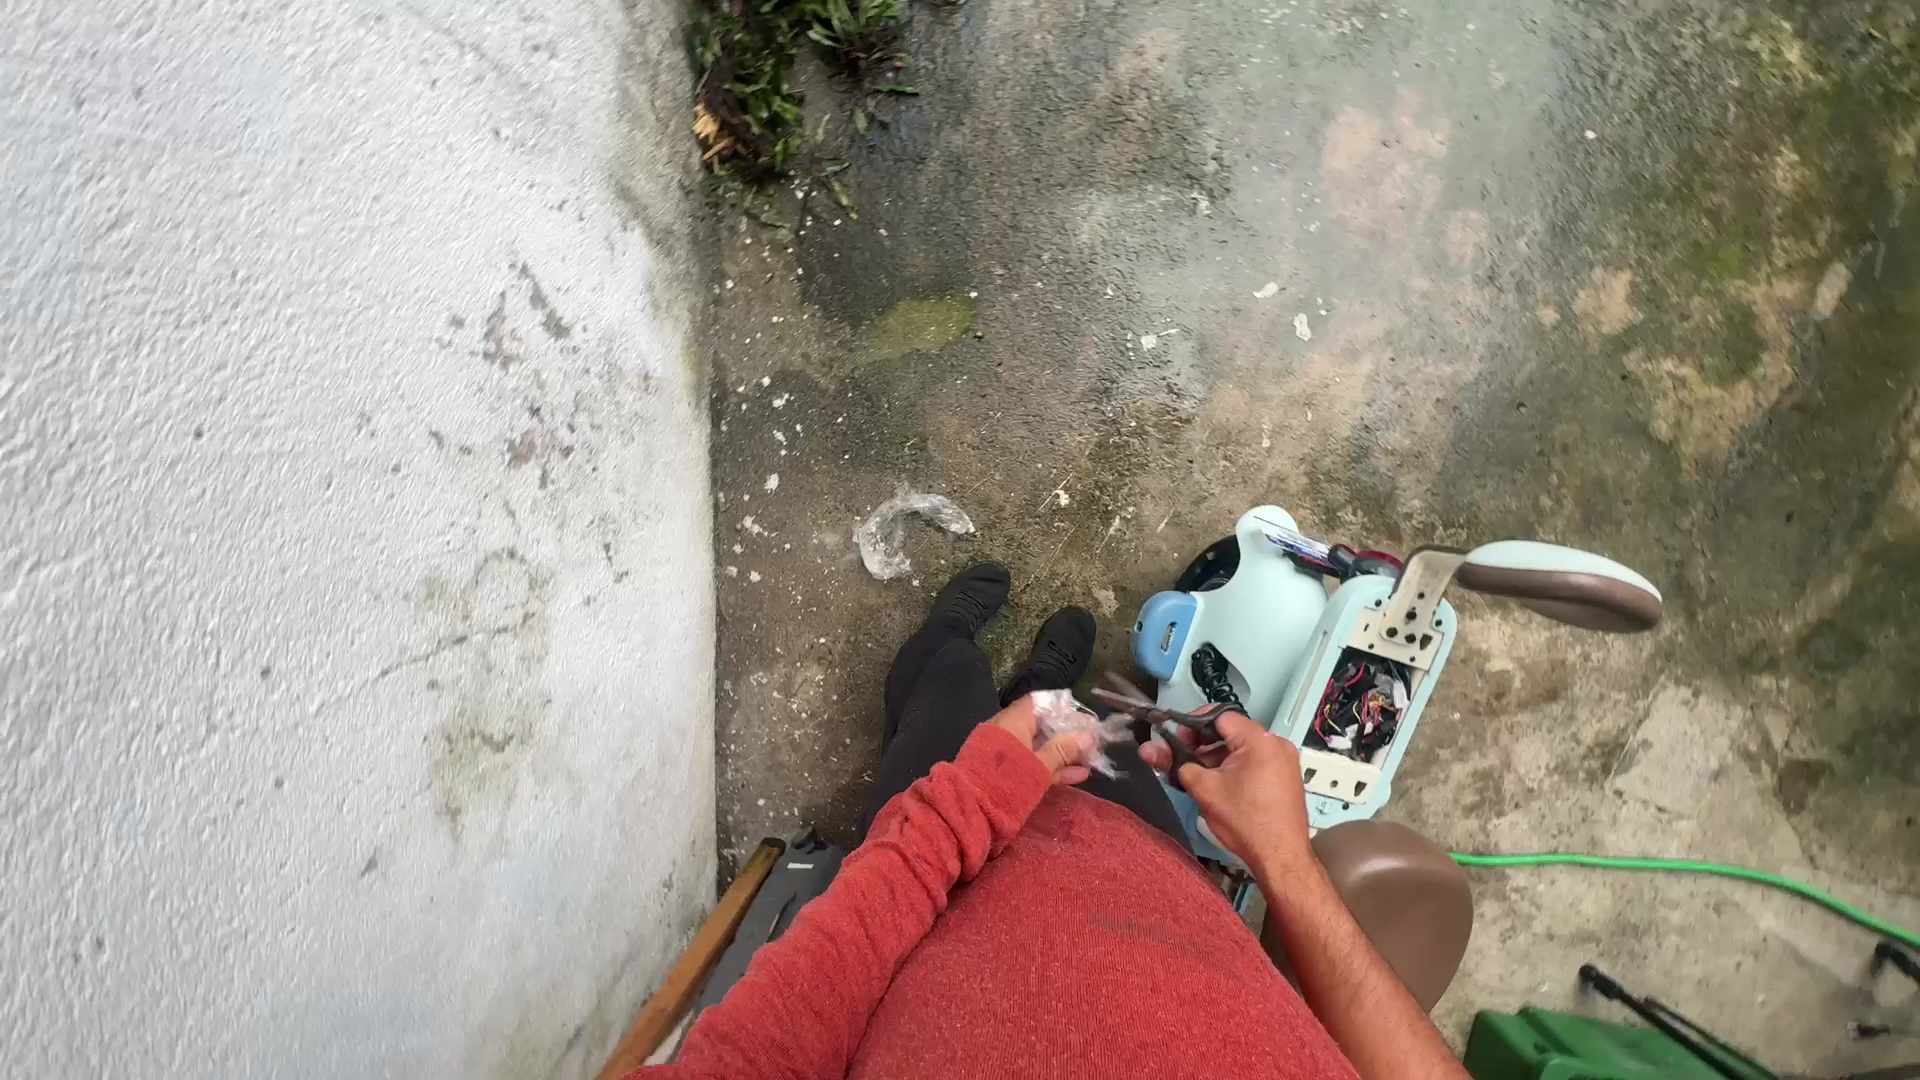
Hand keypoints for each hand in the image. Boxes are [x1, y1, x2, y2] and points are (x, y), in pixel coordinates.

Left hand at [990, 694, 1096, 785]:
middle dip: (1069, 734)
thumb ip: (1063, 749)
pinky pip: (1033, 763)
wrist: (970, 814)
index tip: (1087, 720)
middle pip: (1042, 725)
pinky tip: (1078, 775)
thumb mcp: (1039, 767)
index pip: (1040, 703)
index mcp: (1012, 721)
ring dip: (1064, 753)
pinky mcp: (1006, 773)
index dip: (1065, 709)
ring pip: (1039, 747)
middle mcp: (1007, 732)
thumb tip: (1089, 734)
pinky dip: (1052, 767)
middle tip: (1095, 743)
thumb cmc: (1006, 784)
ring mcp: (1006, 753)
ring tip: (1092, 761)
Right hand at [1139, 710, 1311, 871]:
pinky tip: (1220, 785)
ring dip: (1217, 756)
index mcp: (1259, 740)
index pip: (1219, 716)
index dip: (1193, 725)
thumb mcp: (1203, 788)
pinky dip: (1234, 766)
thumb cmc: (1245, 821)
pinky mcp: (1287, 776)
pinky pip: (1255, 760)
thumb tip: (1148, 750)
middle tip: (1185, 759)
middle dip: (1203, 743)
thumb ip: (1173, 762)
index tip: (1178, 741)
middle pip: (1230, 731)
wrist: (1282, 859)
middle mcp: (1276, 744)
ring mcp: (1285, 761)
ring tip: (1200, 776)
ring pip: (1241, 747)